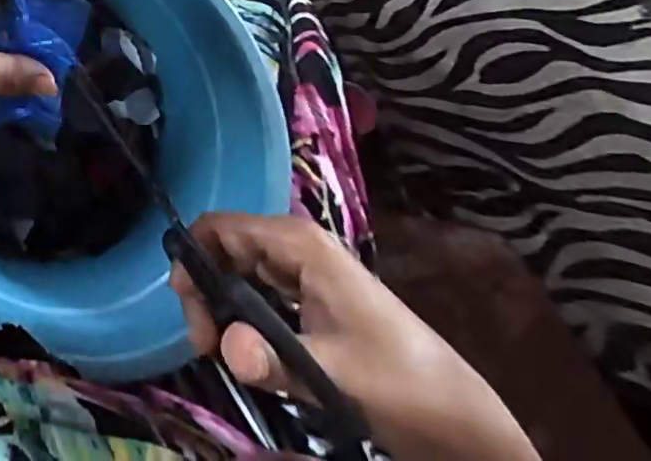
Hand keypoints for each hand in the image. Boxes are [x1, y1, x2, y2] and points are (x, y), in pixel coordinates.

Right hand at [172, 214, 537, 460]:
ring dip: (221, 306)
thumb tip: (224, 348)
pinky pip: (257, 290)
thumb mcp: (334, 375)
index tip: (188, 310)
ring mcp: (303, 268)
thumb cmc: (402, 386)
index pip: (219, 228)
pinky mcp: (308, 293)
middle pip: (223, 249)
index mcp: (298, 243)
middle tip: (206, 345)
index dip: (193, 260)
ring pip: (237, 270)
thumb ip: (274, 361)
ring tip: (222, 351)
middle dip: (205, 291)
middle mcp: (295, 245)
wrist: (462, 422)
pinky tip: (248, 349)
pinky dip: (242, 315)